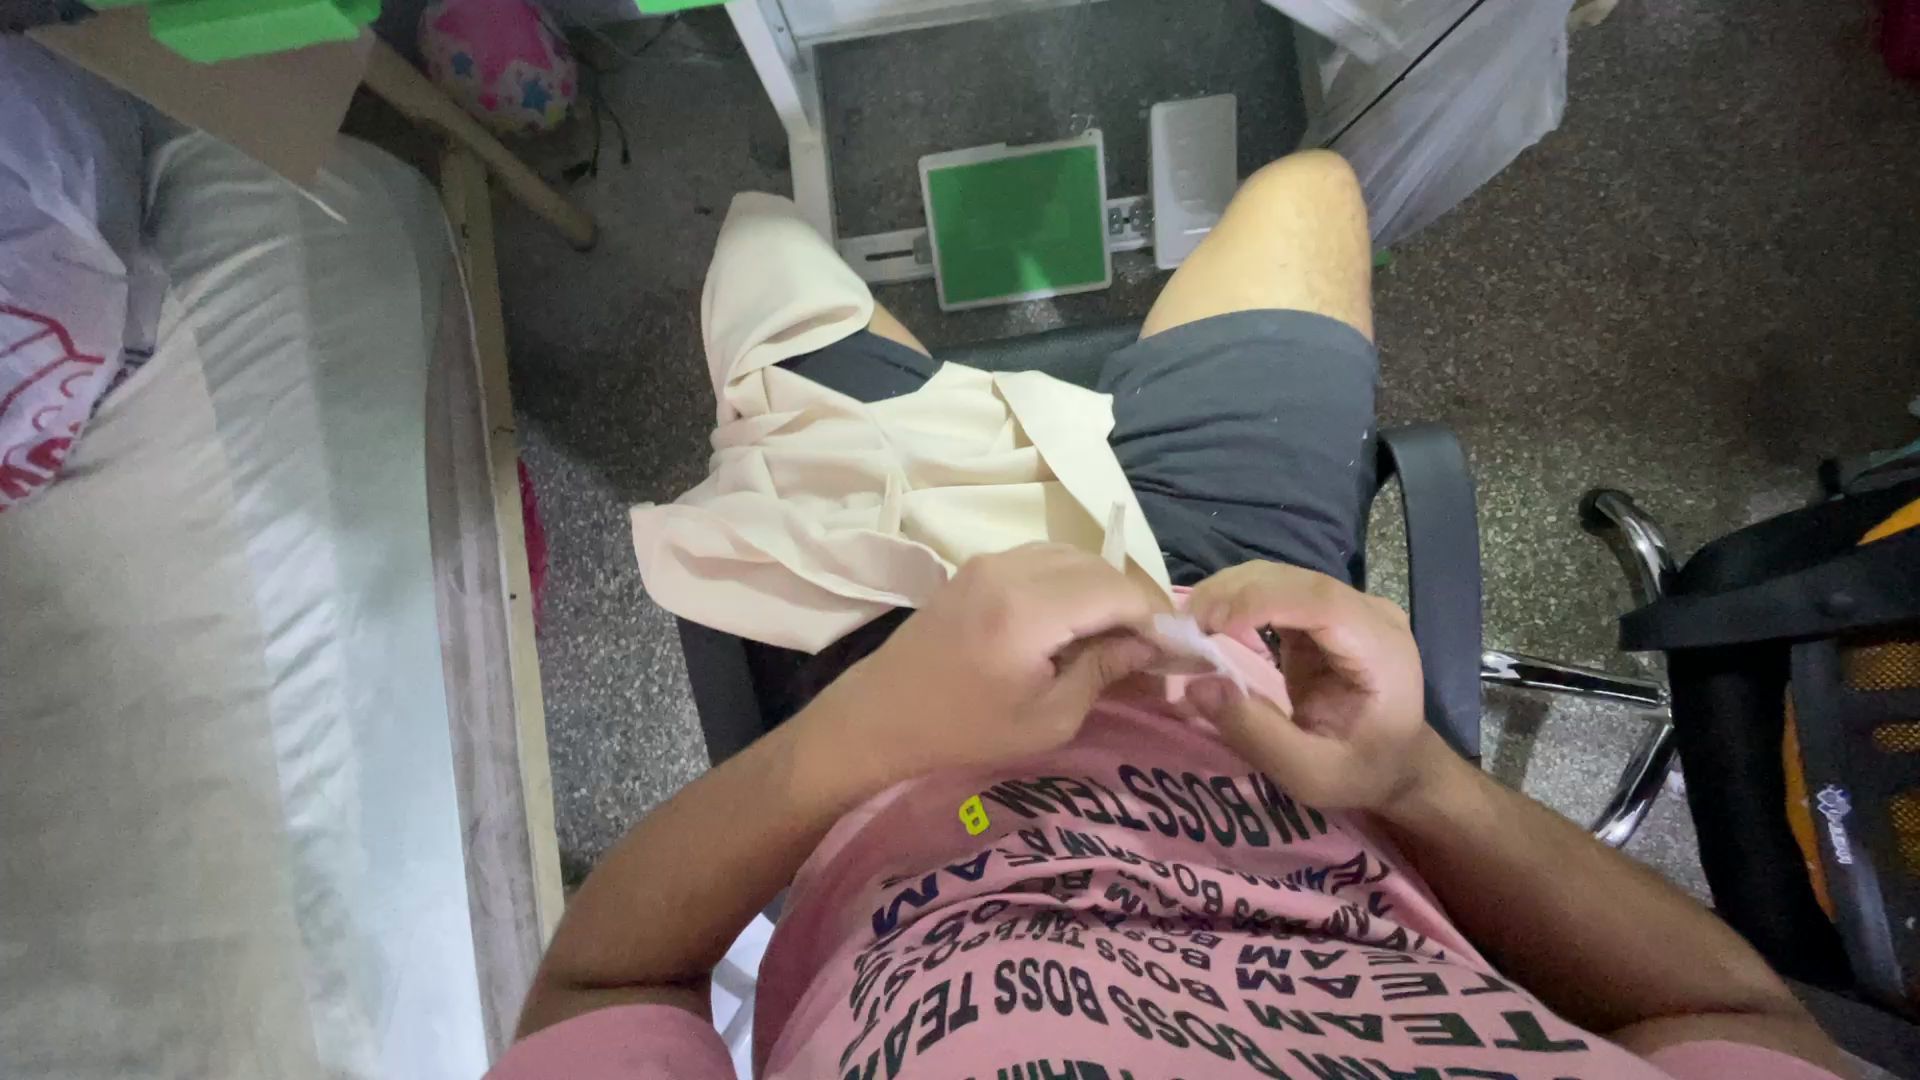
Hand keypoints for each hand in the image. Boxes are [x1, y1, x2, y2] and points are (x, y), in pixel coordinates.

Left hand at [811, 543, 1171, 783]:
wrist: (884, 712)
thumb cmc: (967, 728)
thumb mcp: (1048, 717)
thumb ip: (1103, 670)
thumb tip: (1149, 646)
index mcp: (1028, 609)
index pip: (1115, 590)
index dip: (1152, 617)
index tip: (1170, 649)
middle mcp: (1010, 568)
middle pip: (1097, 565)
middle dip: (1129, 601)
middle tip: (1141, 646)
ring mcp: (990, 560)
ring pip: (1071, 555)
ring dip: (1099, 588)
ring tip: (1107, 634)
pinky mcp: (977, 564)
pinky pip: (1041, 558)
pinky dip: (1068, 580)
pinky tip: (1068, 618)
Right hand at [1184, 561, 1454, 811]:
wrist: (1395, 766)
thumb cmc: (1360, 773)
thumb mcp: (1309, 774)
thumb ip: (1257, 733)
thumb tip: (1196, 685)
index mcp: (1381, 650)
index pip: (1319, 601)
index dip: (1258, 602)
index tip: (1207, 626)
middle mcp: (1367, 613)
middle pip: (1290, 579)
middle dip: (1229, 595)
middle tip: (1180, 628)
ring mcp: (1344, 605)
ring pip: (1274, 576)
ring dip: (1224, 594)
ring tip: (1187, 628)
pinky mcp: (1319, 609)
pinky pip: (1269, 589)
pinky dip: (1232, 600)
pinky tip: (1207, 625)